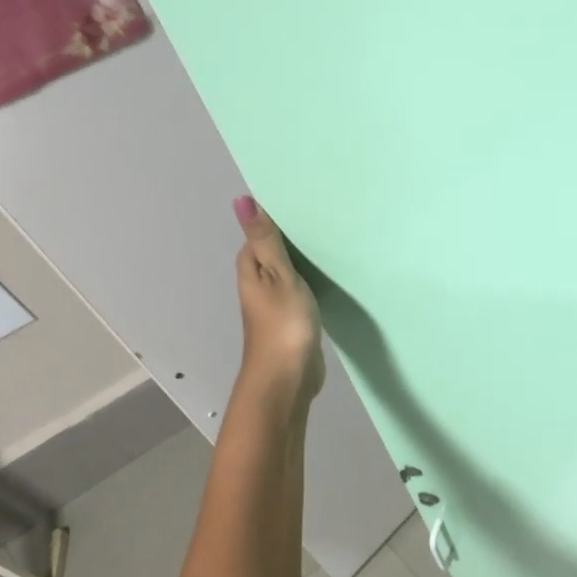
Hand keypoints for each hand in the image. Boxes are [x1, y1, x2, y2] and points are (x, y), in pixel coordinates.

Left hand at [232, 195, 325, 404]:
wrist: (287, 377)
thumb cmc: (282, 324)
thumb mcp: (278, 276)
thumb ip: (266, 241)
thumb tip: (242, 199)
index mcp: (251, 269)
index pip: (260, 234)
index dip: (279, 220)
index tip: (306, 205)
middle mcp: (259, 284)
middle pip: (276, 253)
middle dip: (296, 239)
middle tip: (327, 220)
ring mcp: (276, 304)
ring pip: (291, 273)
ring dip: (307, 262)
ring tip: (334, 244)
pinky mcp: (294, 320)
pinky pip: (303, 292)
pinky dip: (314, 283)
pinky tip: (332, 280)